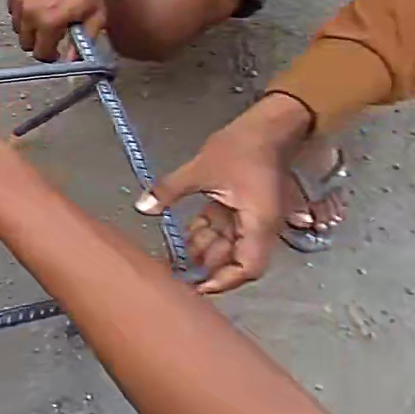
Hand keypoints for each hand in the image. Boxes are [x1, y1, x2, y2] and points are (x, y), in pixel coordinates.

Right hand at [9, 0, 116, 61]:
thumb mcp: (95, 14)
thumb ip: (82, 40)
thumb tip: (71, 60)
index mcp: (49, 22)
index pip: (40, 52)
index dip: (49, 55)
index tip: (55, 51)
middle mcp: (29, 14)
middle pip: (25, 42)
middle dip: (37, 42)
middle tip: (49, 34)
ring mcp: (19, 0)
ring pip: (17, 26)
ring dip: (28, 26)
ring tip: (42, 16)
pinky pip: (12, 8)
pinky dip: (22, 10)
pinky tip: (36, 2)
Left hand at [136, 93, 313, 293]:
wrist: (270, 125)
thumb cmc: (243, 147)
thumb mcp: (200, 170)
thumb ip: (169, 191)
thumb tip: (143, 207)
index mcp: (257, 222)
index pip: (247, 267)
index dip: (223, 282)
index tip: (196, 288)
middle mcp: (258, 225)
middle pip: (234, 259)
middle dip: (206, 268)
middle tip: (175, 274)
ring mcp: (251, 216)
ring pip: (226, 244)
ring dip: (202, 251)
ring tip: (172, 259)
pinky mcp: (241, 206)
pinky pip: (223, 228)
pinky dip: (204, 235)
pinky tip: (181, 239)